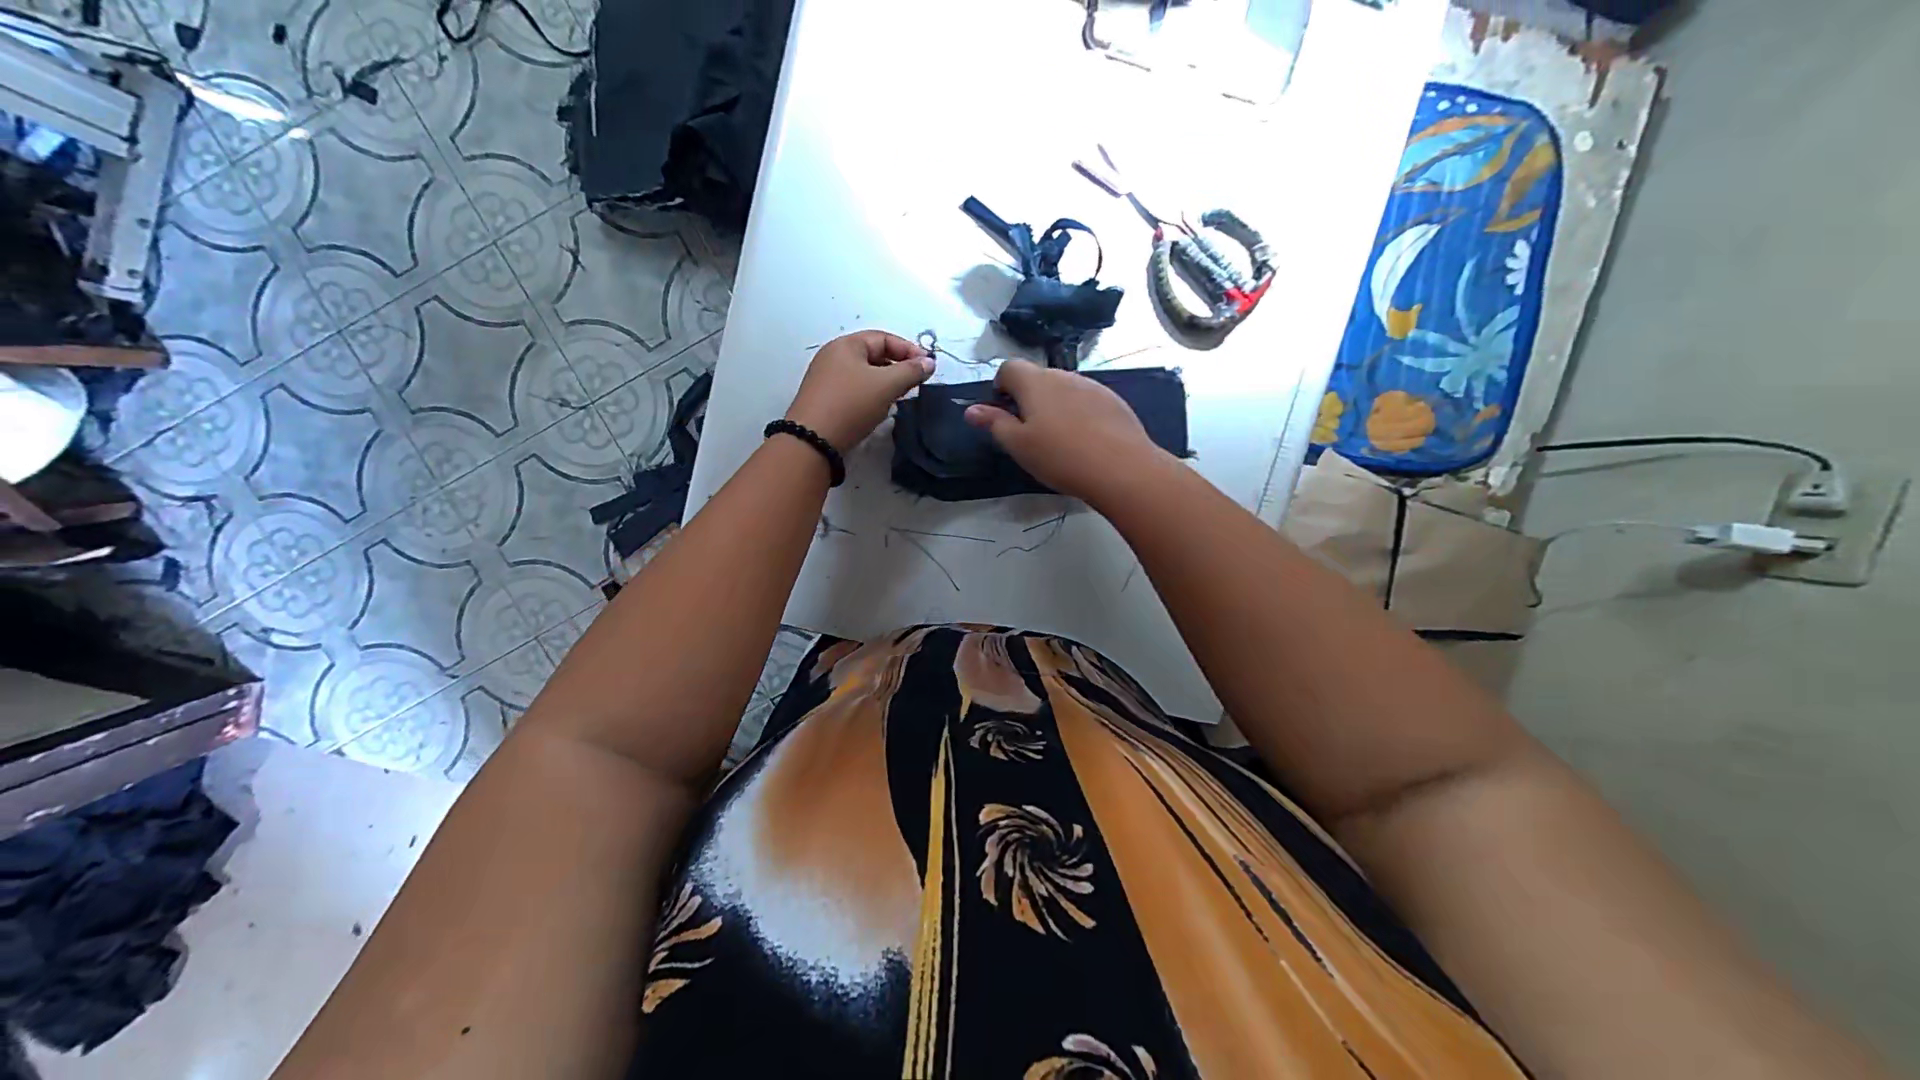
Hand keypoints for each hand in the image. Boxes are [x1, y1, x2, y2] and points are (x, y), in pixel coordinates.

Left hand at [784, 331, 934, 450]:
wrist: (813, 441)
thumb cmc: (850, 405)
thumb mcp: (886, 385)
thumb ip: (911, 371)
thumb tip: (928, 362)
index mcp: (846, 345)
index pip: (884, 338)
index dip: (909, 350)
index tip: (927, 367)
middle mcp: (833, 357)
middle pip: (874, 355)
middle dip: (898, 367)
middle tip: (916, 383)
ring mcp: (827, 380)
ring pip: (865, 375)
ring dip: (886, 384)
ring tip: (900, 398)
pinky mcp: (826, 401)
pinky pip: (855, 391)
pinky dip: (872, 396)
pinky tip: (880, 410)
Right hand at [963, 358, 1164, 504]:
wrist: (1121, 468)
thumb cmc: (1060, 456)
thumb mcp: (1018, 445)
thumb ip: (994, 423)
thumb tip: (971, 410)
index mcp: (1035, 382)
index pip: (1009, 368)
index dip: (1001, 386)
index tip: (1003, 412)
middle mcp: (1063, 375)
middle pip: (1037, 378)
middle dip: (1028, 398)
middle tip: (1029, 433)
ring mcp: (1092, 386)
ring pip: (1063, 389)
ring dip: (1055, 406)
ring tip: (1058, 440)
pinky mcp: (1113, 401)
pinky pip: (1086, 401)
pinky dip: (1079, 413)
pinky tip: (1084, 441)